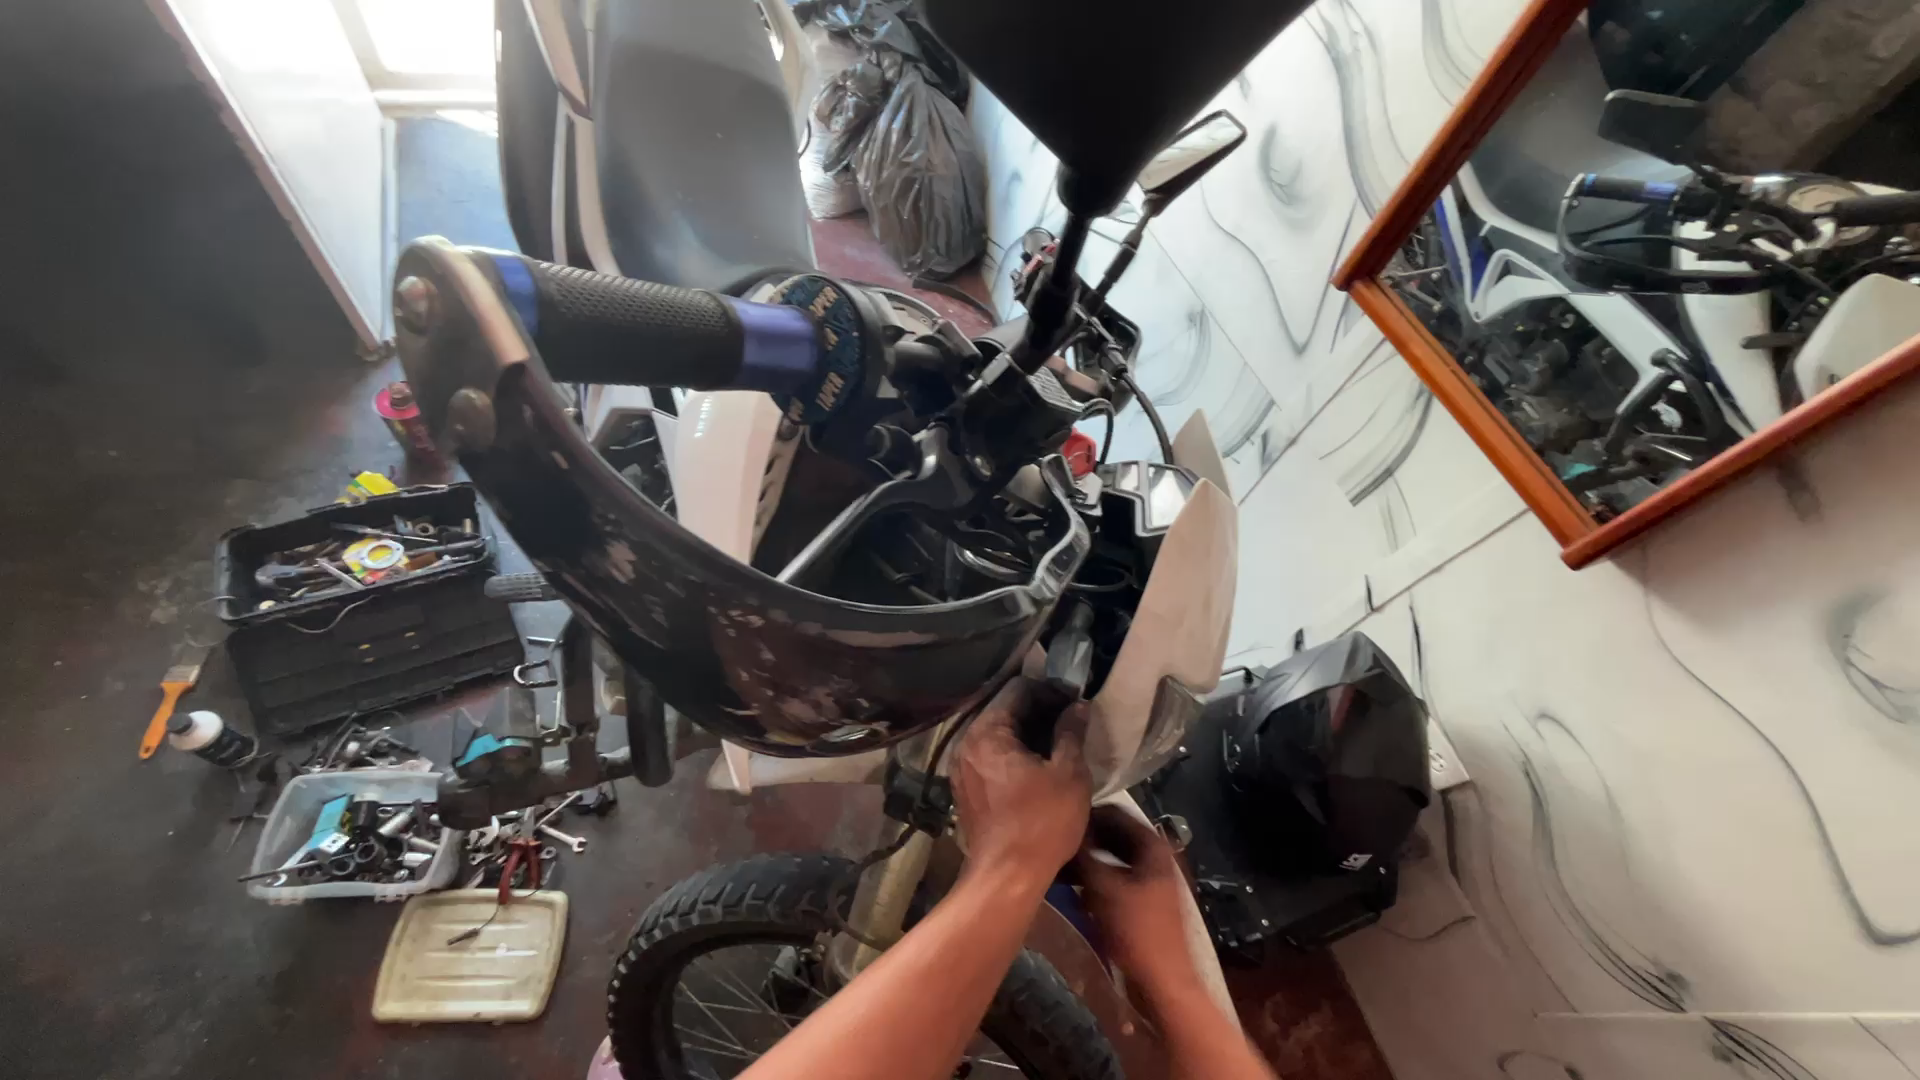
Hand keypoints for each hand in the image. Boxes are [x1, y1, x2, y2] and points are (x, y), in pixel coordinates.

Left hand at [951, 678, 1092, 884]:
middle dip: (1039, 710)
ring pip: (998, 733)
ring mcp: (962, 766)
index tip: (1074, 702)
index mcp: (987, 732)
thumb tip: (1076, 706)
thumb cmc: (1041, 824)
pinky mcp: (965, 787)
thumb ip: (1070, 733)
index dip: (1050, 690)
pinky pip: (991, 755)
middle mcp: (966, 742)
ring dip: (1027, 732)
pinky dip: (1014, 752)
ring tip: (1059, 742)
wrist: (1006, 879)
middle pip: (1005, 709)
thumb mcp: (1068, 774)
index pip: (1018, 689)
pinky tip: (1039, 764)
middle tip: (1071, 720)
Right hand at [1074, 805, 1196, 998]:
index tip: (1060, 819)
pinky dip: (1096, 879)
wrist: (1163, 982)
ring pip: (1112, 858)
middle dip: (1086, 839)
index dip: (1087, 814)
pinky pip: (1115, 878)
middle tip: (1056, 842)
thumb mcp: (1104, 888)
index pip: (1115, 812)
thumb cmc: (1136, 930)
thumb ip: (1084, 854)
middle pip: (1114, 835)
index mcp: (1153, 845)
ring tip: (1060, 864)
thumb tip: (1065, 829)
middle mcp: (1155, 855)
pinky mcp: (1144, 900)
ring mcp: (1151, 878)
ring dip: (1088, 860)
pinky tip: (1074, 888)